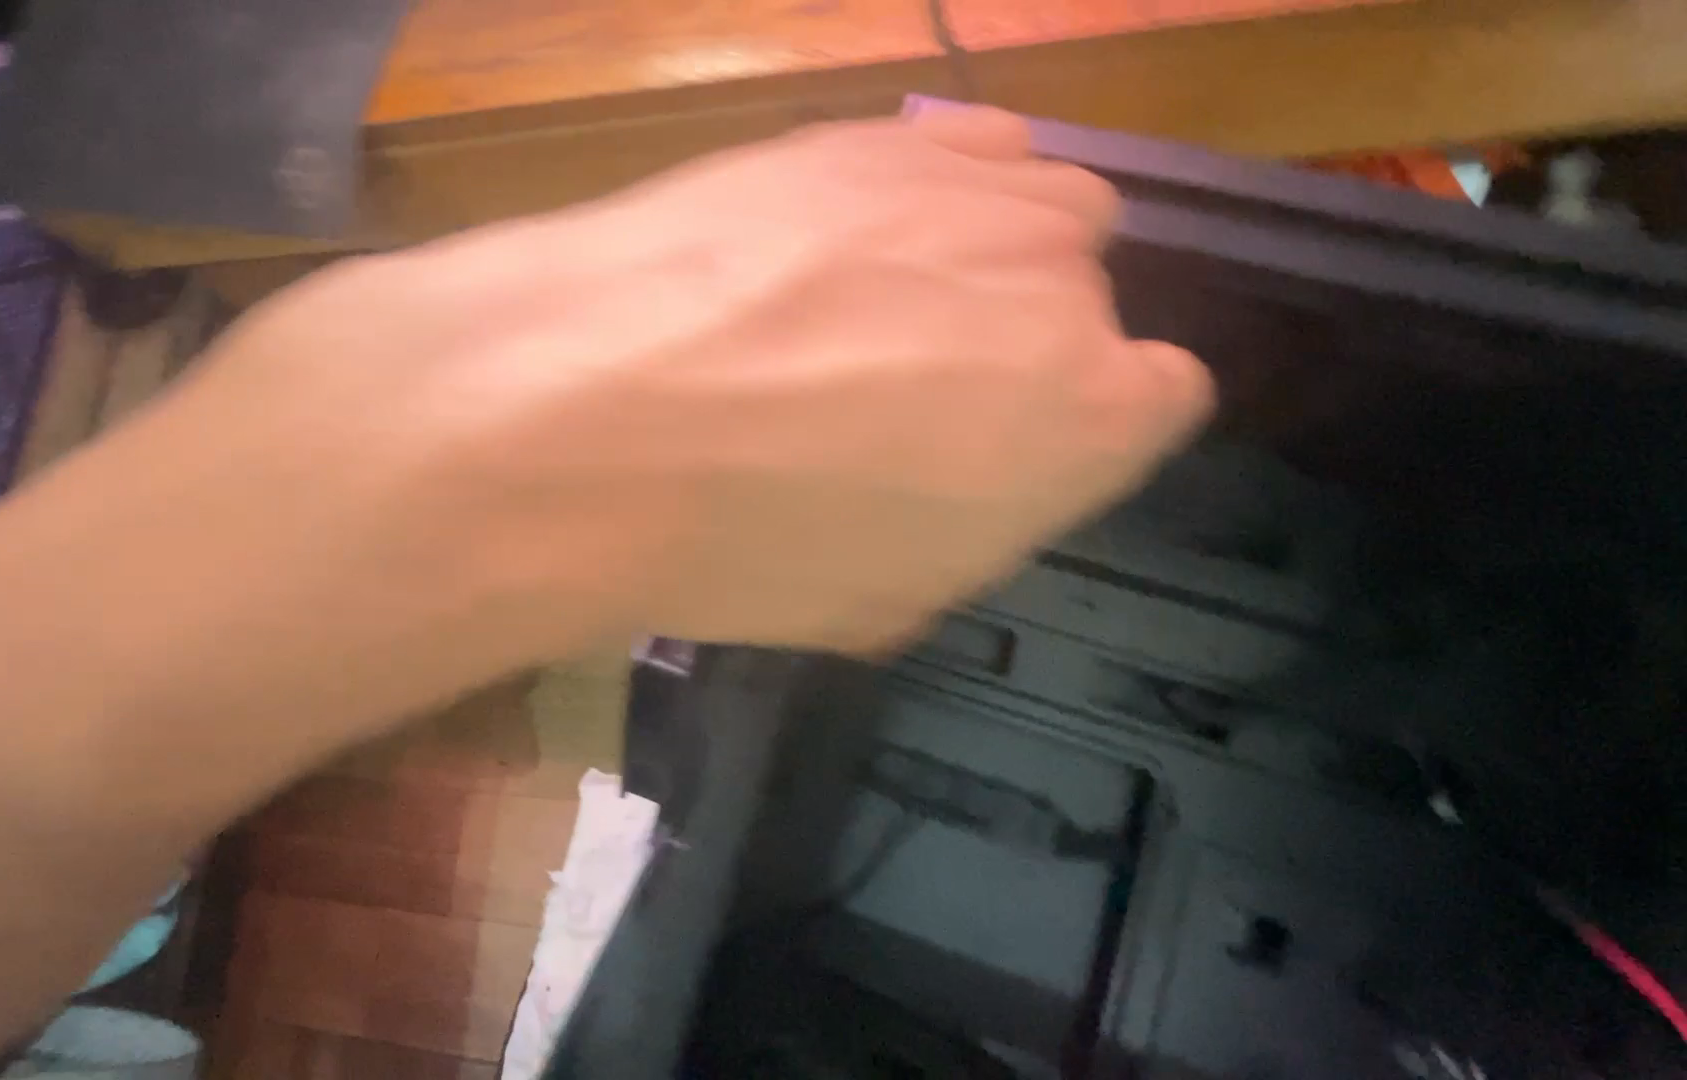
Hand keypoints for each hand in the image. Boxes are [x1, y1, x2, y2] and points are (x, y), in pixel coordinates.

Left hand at [195, 103, 1212, 659]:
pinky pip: (951, 151)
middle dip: (1026, 342)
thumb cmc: (742, 546)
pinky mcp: (867, 134)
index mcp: (1088, 420)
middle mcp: (1060, 285)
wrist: (588, 419)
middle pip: (1089, 295)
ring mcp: (965, 190)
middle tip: (917, 389)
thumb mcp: (875, 601)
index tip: (1014, 452)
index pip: (1157, 402)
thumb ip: (962, 532)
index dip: (1083, 430)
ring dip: (980, 259)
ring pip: (1033, 209)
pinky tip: (850, 240)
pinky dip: (926, 195)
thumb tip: (956, 490)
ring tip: (877, 308)